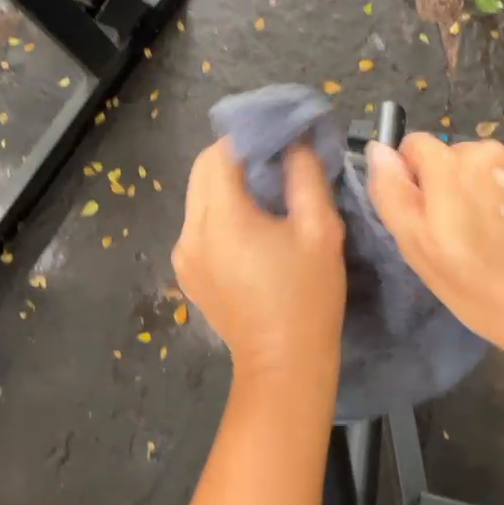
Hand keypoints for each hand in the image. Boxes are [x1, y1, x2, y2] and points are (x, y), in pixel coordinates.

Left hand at [173, 141, 346, 379]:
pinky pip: (198, 223)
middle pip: (202, 171)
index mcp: (221, 219)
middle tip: (273, 162)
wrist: (284, 365)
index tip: (277, 139)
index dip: (247, 139)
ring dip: (226, 184)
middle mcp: (191, 232)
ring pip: (198, 196)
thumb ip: (305, 176)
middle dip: (235, 158)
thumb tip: (295, 142)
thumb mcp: (320, 230)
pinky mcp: (186, 271)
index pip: (219, 154)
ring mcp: (183, 254)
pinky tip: (251, 228)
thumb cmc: (308, 296)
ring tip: (265, 194)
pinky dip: (219, 211)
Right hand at [366, 134, 503, 360]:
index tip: (435, 214)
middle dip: (465, 184)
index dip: (420, 178)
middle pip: (465, 156)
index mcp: (451, 164)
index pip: (419, 146)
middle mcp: (495, 150)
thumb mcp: (419, 250)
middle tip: (478, 234)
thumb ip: (392, 192)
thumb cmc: (484, 289)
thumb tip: (379, 149)